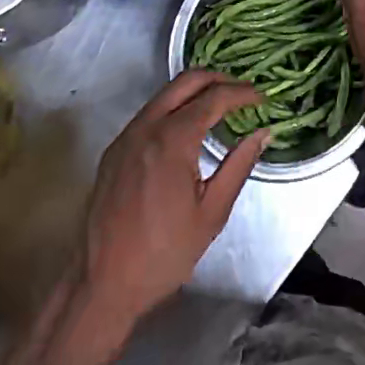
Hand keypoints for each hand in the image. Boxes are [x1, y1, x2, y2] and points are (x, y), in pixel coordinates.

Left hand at [78, 71, 269, 320]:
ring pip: (166, 93)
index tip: (262, 98)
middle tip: (244, 93)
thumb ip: (239, 165)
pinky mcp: (114, 150)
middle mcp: (146, 128)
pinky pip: (150, 113)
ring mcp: (126, 136)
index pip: (214, 97)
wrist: (102, 285)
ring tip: (222, 106)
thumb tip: (263, 133)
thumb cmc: (163, 254)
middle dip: (220, 79)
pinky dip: (175, 107)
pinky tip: (189, 127)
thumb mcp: (212, 213)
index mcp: (172, 140)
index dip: (243, 93)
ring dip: (196, 91)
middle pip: (187, 80)